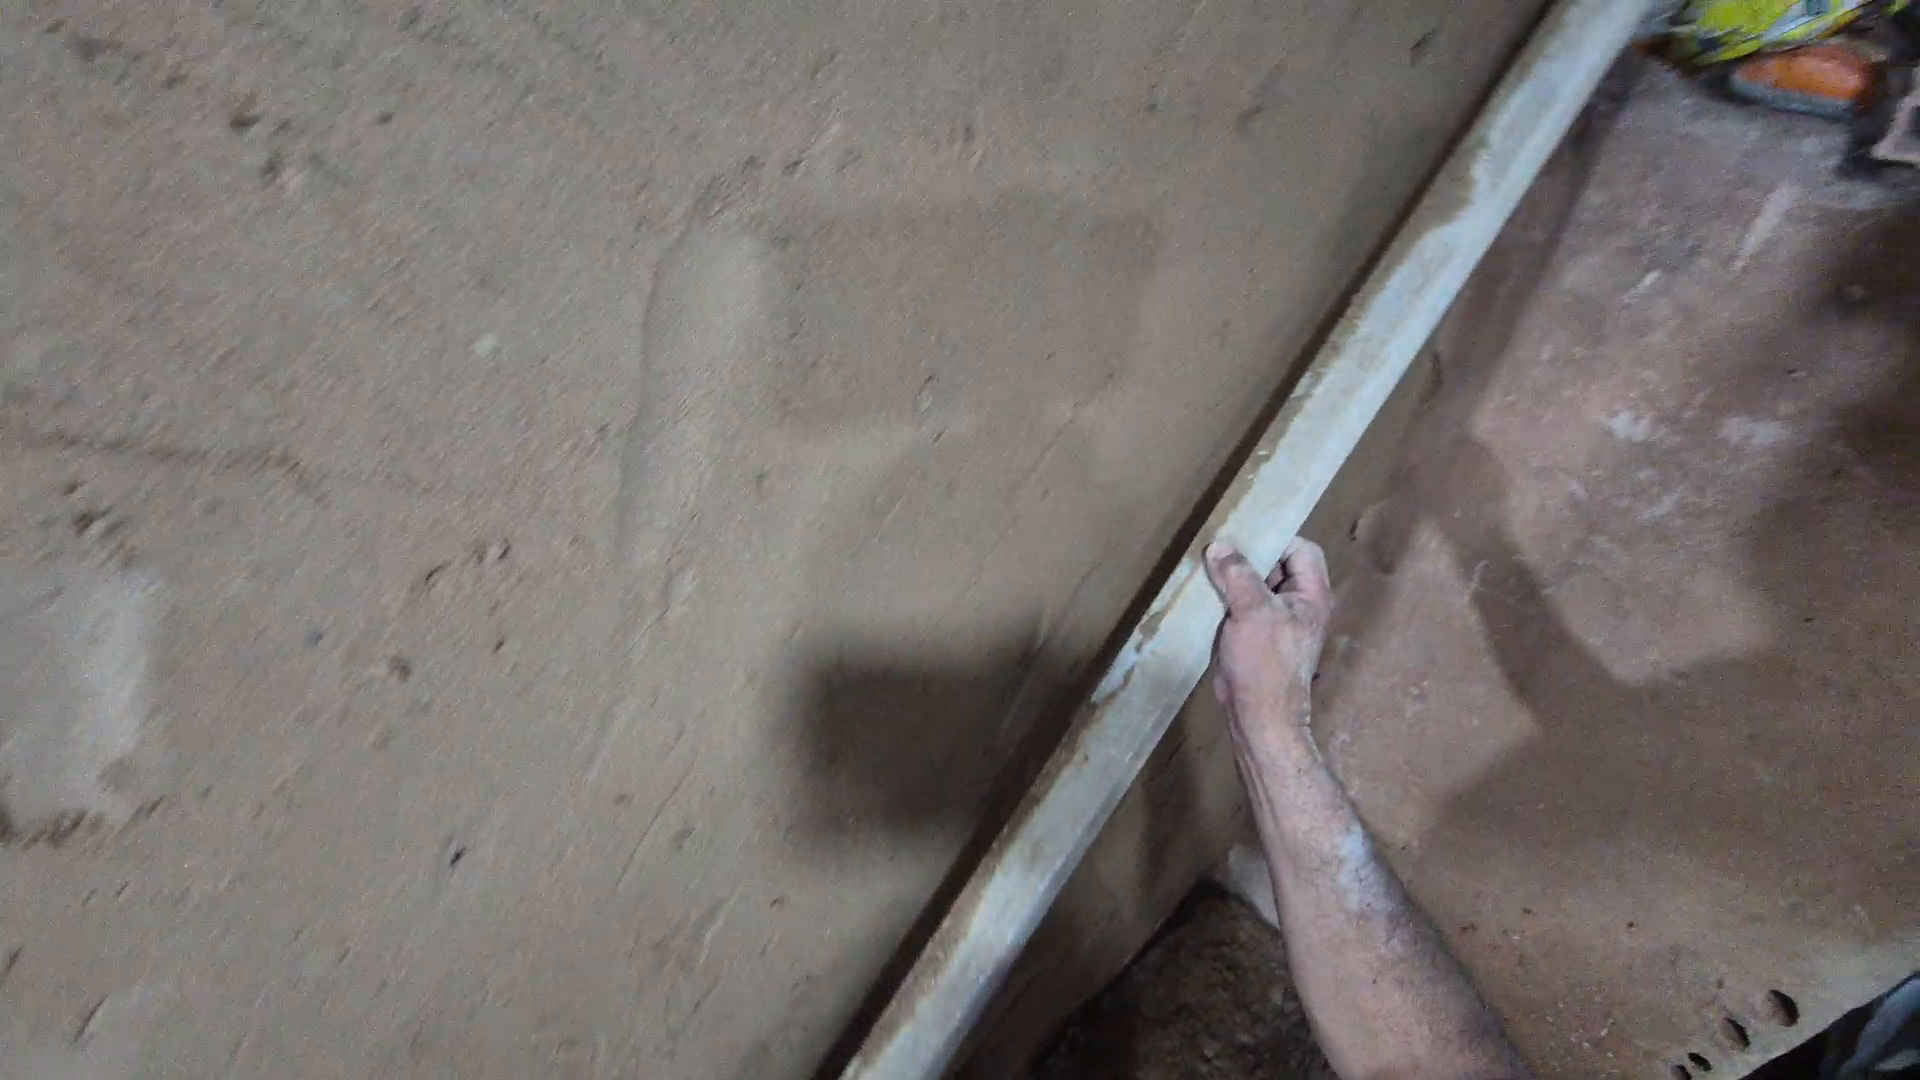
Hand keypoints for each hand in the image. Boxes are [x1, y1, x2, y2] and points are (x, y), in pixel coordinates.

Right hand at [1203, 538, 1332, 758]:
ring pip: (1255, 584)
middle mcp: (1296, 604)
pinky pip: (1241, 604)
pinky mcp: (1254, 634)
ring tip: (1206, 565)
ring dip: (1232, 576)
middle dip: (1248, 555)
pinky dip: (1224, 596)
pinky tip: (1203, 591)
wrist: (1258, 714)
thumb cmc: (1266, 663)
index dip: (1276, 539)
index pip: (1302, 549)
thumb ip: (1237, 575)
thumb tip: (1219, 546)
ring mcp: (1275, 620)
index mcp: (1310, 595)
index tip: (1243, 535)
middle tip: (1218, 546)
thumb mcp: (1252, 611)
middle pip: (1276, 564)